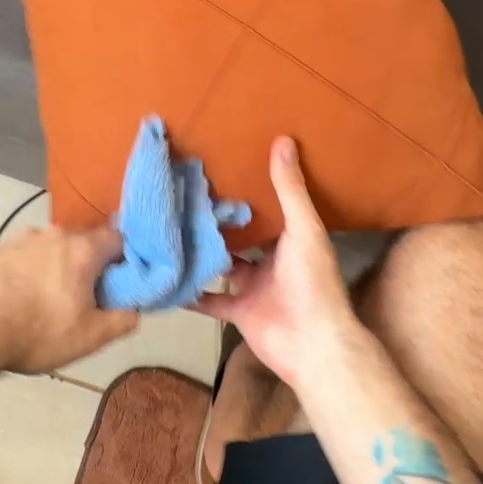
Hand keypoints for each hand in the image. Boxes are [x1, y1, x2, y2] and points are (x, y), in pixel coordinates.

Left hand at [0, 225, 139, 373]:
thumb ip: (121, 321)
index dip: (123, 258)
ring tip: (51, 296)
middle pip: (84, 240)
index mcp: (83, 249)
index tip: (119, 280)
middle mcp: (55, 233)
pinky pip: (27, 254)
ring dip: (58, 264)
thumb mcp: (89, 338)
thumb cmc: (39, 332)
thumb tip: (136, 311)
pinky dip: (32, 268)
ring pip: (53, 246)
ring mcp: (24, 238)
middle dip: (90, 262)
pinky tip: (23, 295)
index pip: (116, 238)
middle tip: (87, 293)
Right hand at [196, 137, 360, 385]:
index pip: (268, 208)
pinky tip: (169, 275)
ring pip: (224, 265)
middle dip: (221, 220)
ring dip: (204, 251)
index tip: (224, 167)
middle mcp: (272, 261)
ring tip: (173, 226)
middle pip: (243, 236)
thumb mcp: (303, 227)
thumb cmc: (313, 281)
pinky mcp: (238, 312)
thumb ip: (289, 188)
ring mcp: (254, 288)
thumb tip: (282, 138)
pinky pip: (210, 300)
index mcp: (291, 238)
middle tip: (188, 193)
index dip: (249, 191)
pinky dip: (192, 292)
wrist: (313, 345)